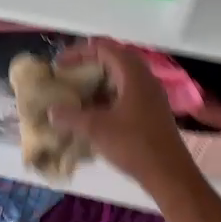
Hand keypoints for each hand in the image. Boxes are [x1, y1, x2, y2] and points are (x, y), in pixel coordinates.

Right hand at [51, 41, 197, 191]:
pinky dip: (109, 96)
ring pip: (122, 78)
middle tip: (69, 74)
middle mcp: (145, 79)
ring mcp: (151, 96)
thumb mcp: (96, 128)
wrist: (169, 173)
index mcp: (133, 75)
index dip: (79, 52)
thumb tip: (51, 111)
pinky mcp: (152, 112)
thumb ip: (71, 116)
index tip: (59, 64)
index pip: (104, 48)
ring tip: (79, 92)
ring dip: (100, 81)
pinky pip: (127, 94)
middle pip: (115, 59)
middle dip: (90, 63)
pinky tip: (95, 112)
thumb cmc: (133, 144)